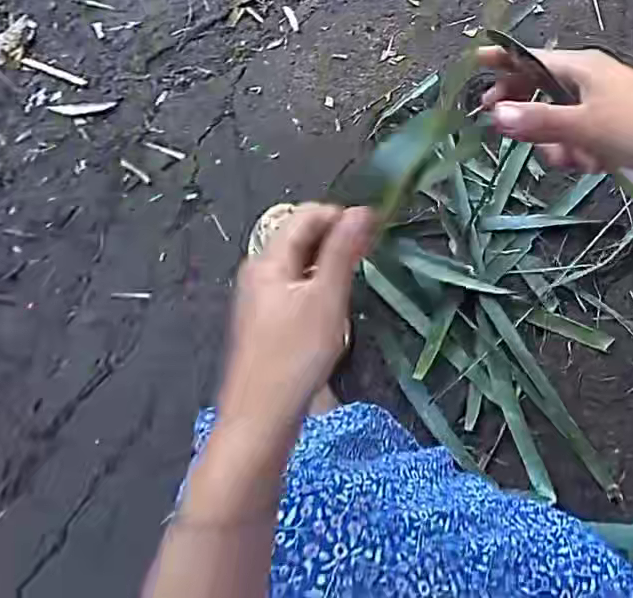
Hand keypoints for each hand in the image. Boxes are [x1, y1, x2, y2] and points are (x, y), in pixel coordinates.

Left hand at [217, 204, 375, 424]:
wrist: (260, 421)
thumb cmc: (294, 357)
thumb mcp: (326, 298)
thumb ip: (343, 250)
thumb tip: (361, 210)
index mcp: (268, 260)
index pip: (306, 215)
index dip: (341, 216)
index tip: (372, 232)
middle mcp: (260, 270)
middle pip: (303, 235)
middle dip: (338, 237)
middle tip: (369, 254)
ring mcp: (261, 294)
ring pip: (302, 259)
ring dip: (331, 260)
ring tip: (356, 277)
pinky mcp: (268, 316)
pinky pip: (298, 281)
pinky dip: (320, 281)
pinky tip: (336, 301)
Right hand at [476, 47, 632, 180]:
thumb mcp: (586, 128)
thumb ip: (540, 122)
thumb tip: (497, 115)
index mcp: (580, 67)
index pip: (530, 59)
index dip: (501, 64)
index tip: (474, 68)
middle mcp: (590, 79)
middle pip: (542, 91)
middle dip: (529, 116)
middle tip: (506, 134)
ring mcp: (605, 102)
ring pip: (562, 120)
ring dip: (559, 143)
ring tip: (573, 160)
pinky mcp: (618, 125)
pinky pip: (584, 136)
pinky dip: (582, 151)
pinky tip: (593, 165)